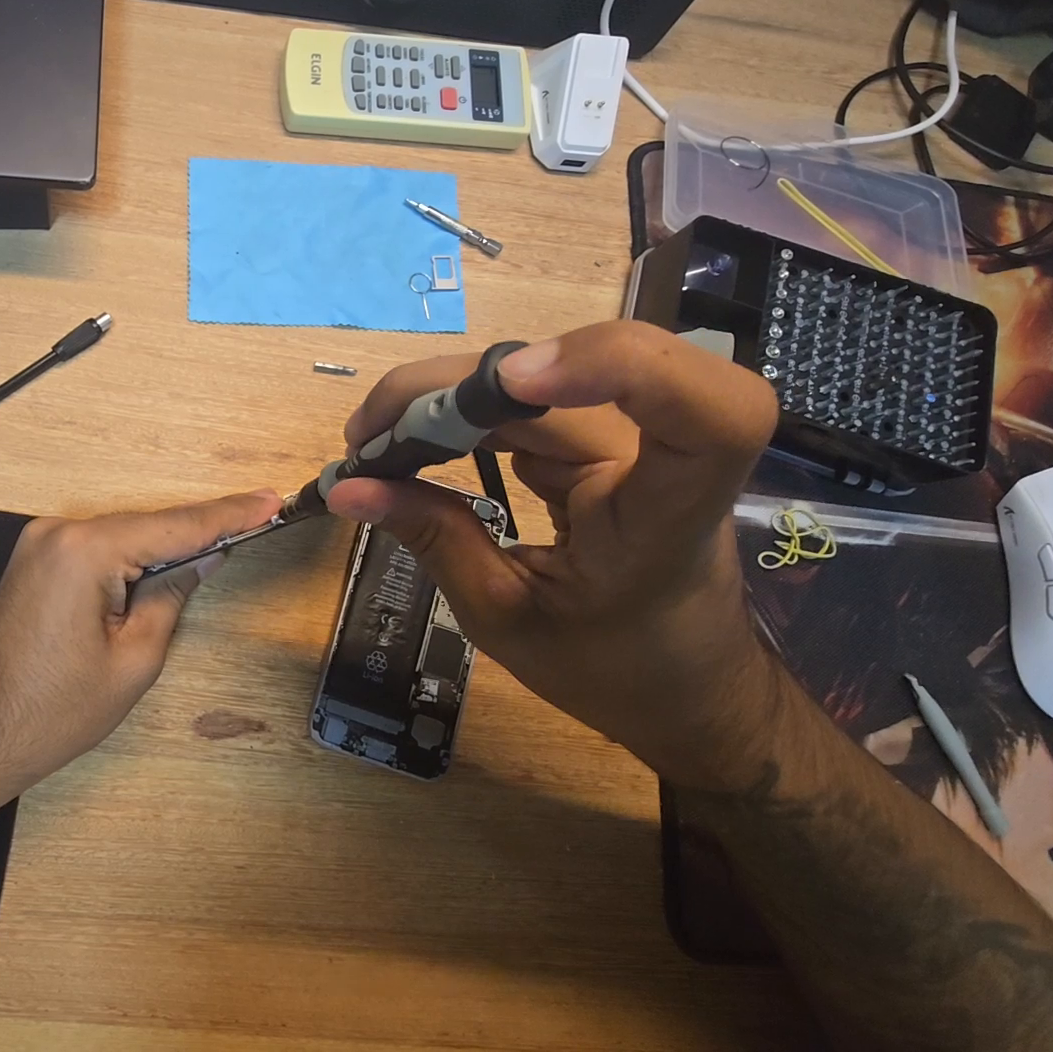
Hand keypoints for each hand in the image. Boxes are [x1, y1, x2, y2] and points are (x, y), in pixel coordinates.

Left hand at [0, 490, 284, 793]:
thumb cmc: (56, 710)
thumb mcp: (135, 658)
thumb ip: (172, 594)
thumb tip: (203, 557)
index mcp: (84, 551)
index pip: (173, 527)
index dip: (228, 515)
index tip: (271, 500)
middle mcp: (58, 532)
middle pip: (146, 526)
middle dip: (199, 531)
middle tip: (258, 519)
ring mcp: (39, 542)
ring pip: (122, 536)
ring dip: (165, 548)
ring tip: (221, 545)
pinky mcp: (33, 559)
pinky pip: (97, 548)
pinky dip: (131, 557)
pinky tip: (165, 565)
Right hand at [330, 321, 784, 792]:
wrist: (678, 684)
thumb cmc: (606, 666)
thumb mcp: (502, 614)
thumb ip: (433, 539)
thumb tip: (348, 488)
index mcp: (665, 515)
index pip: (704, 410)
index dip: (616, 366)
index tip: (509, 383)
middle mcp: (656, 457)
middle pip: (561, 379)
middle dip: (445, 392)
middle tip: (362, 441)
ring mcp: (629, 440)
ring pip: (532, 378)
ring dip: (440, 398)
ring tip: (372, 442)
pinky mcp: (601, 438)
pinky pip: (523, 403)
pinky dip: (458, 414)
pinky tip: (410, 440)